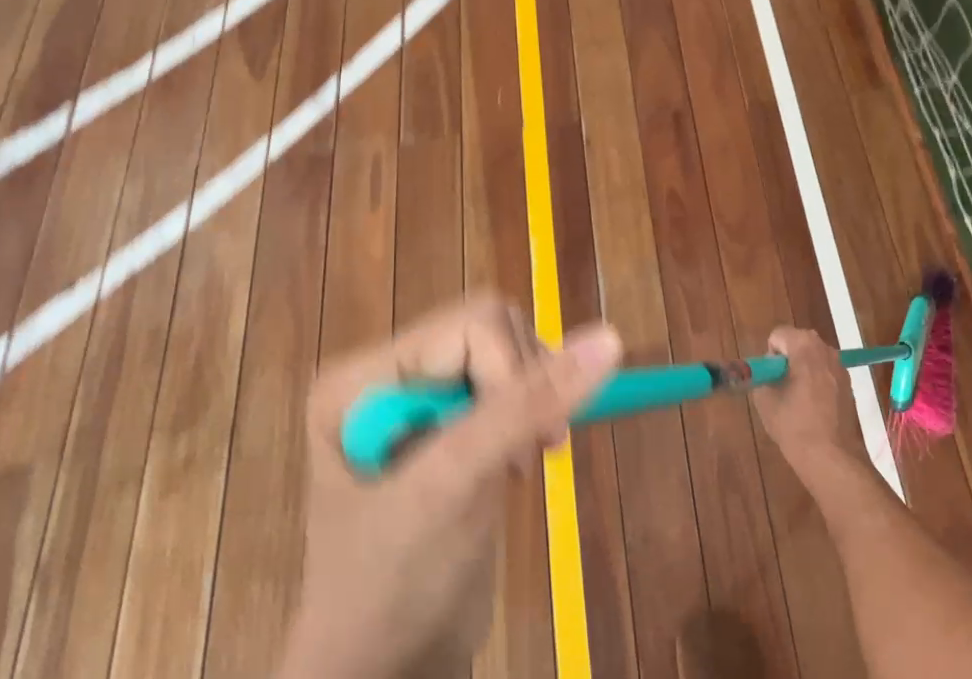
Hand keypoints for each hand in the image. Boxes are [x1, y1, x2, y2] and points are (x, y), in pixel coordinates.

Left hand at [277, 298, 621, 678]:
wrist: (388, 668)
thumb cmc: (396, 579)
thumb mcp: (454, 485)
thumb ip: (524, 407)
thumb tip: (609, 339)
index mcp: (362, 379)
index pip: (471, 326)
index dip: (512, 374)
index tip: (519, 446)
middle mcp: (390, 380)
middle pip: (494, 332)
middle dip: (525, 388)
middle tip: (525, 456)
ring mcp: (424, 406)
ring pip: (515, 357)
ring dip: (534, 406)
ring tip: (520, 467)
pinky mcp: (457, 431)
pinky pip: (517, 391)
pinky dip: (536, 420)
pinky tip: (523, 465)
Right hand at [750, 327, 847, 472]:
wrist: (831, 455)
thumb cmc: (794, 426)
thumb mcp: (765, 400)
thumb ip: (763, 377)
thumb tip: (769, 373)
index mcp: (805, 348)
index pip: (779, 334)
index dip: (770, 354)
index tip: (770, 377)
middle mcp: (826, 350)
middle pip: (799, 342)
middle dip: (787, 358)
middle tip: (780, 386)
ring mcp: (840, 366)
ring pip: (814, 357)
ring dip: (802, 368)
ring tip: (795, 398)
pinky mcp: (848, 383)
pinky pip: (826, 371)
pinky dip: (816, 380)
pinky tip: (812, 406)